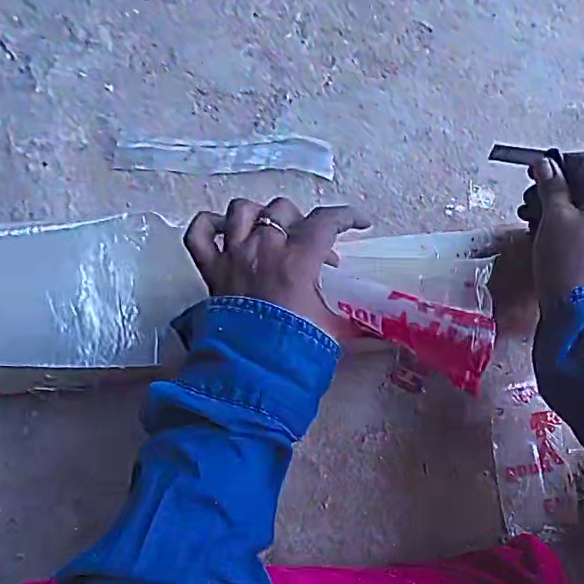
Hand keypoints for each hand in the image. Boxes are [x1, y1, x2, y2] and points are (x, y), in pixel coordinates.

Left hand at [185, 197, 371, 342]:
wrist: (254, 372)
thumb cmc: (295, 352)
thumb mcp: (334, 331)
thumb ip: (356, 323)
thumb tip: (383, 336)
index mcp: (298, 261)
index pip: (326, 222)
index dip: (348, 216)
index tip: (360, 223)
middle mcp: (263, 250)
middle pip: (282, 210)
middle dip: (303, 222)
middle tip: (312, 248)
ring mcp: (233, 256)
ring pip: (242, 211)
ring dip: (260, 215)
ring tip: (271, 231)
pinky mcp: (210, 271)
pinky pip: (200, 233)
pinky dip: (210, 225)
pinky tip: (225, 232)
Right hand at [518, 151, 583, 304]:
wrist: (574, 311)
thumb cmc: (567, 262)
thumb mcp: (555, 217)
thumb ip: (550, 186)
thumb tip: (545, 164)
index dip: (558, 162)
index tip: (532, 170)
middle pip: (580, 184)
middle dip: (550, 188)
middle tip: (528, 199)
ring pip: (574, 206)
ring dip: (548, 206)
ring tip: (527, 217)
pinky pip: (573, 226)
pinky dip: (555, 224)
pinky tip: (536, 232)